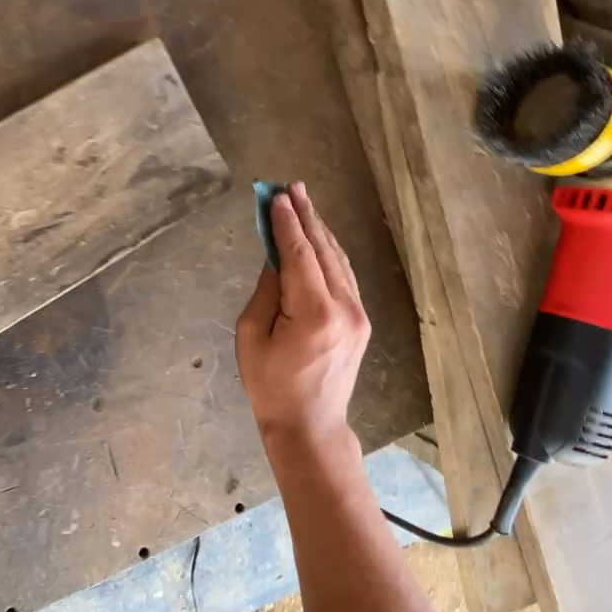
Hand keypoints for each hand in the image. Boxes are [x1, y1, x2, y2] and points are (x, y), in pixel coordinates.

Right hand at [236, 182, 370, 455]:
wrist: (309, 424)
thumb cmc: (270, 384)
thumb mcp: (251, 335)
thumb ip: (266, 291)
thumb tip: (276, 257)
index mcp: (314, 313)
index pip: (298, 255)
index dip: (286, 223)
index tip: (275, 196)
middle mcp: (344, 308)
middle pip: (323, 251)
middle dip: (306, 217)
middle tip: (292, 187)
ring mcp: (358, 314)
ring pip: (338, 260)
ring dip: (319, 230)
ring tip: (303, 202)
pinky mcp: (360, 321)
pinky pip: (344, 276)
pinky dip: (328, 252)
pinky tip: (318, 237)